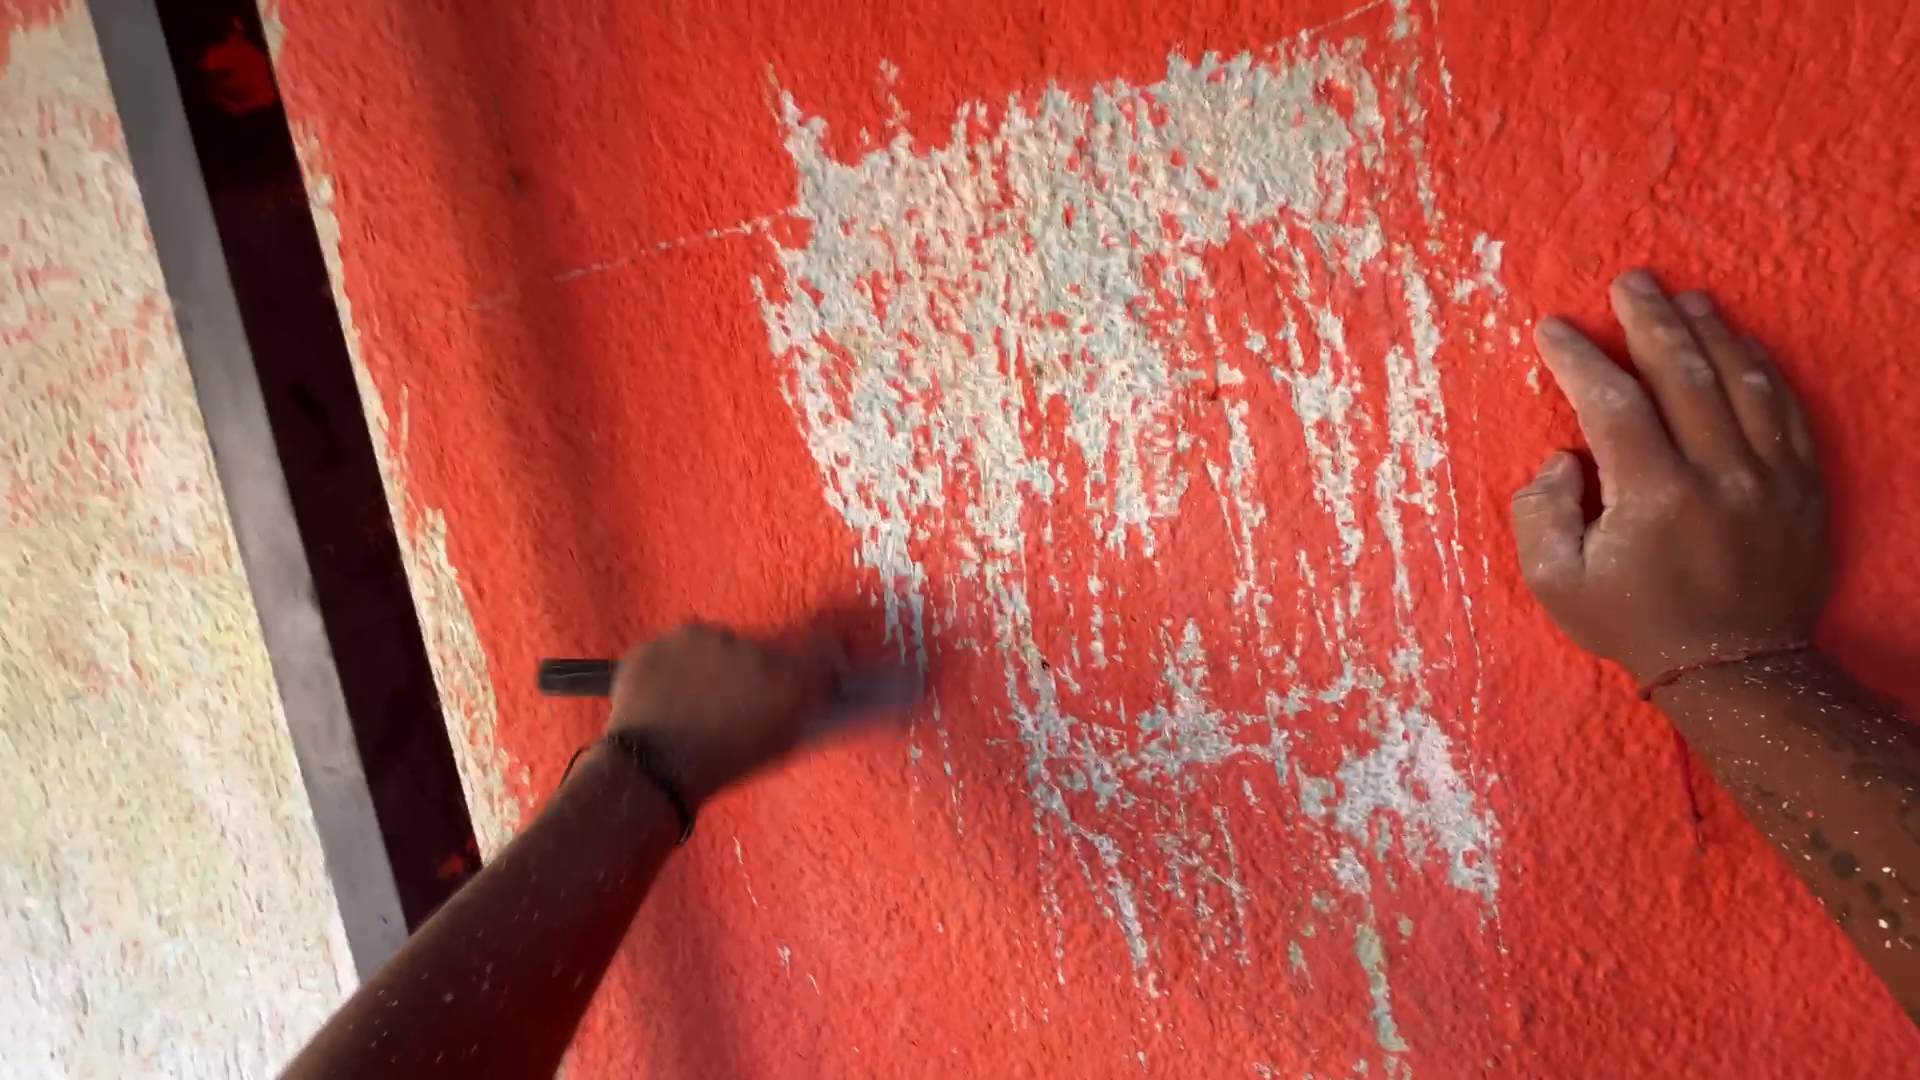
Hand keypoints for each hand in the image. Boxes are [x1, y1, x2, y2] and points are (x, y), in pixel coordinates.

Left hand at [604, 623, 835, 803]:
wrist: (652, 771)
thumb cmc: (725, 764)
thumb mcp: (780, 742)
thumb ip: (803, 707)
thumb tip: (818, 689)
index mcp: (788, 676)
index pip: (823, 649)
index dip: (818, 657)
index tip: (807, 671)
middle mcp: (750, 645)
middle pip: (759, 648)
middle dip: (751, 667)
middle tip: (732, 699)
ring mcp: (699, 637)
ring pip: (713, 644)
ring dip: (711, 662)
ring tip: (692, 698)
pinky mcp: (662, 638)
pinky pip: (674, 648)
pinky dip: (672, 666)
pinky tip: (664, 694)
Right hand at [1511, 269, 1830, 683]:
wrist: (1735, 666)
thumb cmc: (1628, 621)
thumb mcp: (1553, 580)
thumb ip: (1540, 512)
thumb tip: (1562, 459)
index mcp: (1653, 495)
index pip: (1613, 404)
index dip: (1578, 359)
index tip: (1551, 327)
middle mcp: (1720, 473)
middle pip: (1684, 375)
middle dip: (1649, 322)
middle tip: (1627, 281)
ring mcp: (1771, 475)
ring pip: (1741, 382)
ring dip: (1710, 332)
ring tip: (1683, 296)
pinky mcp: (1802, 484)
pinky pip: (1784, 409)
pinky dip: (1758, 367)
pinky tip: (1737, 344)